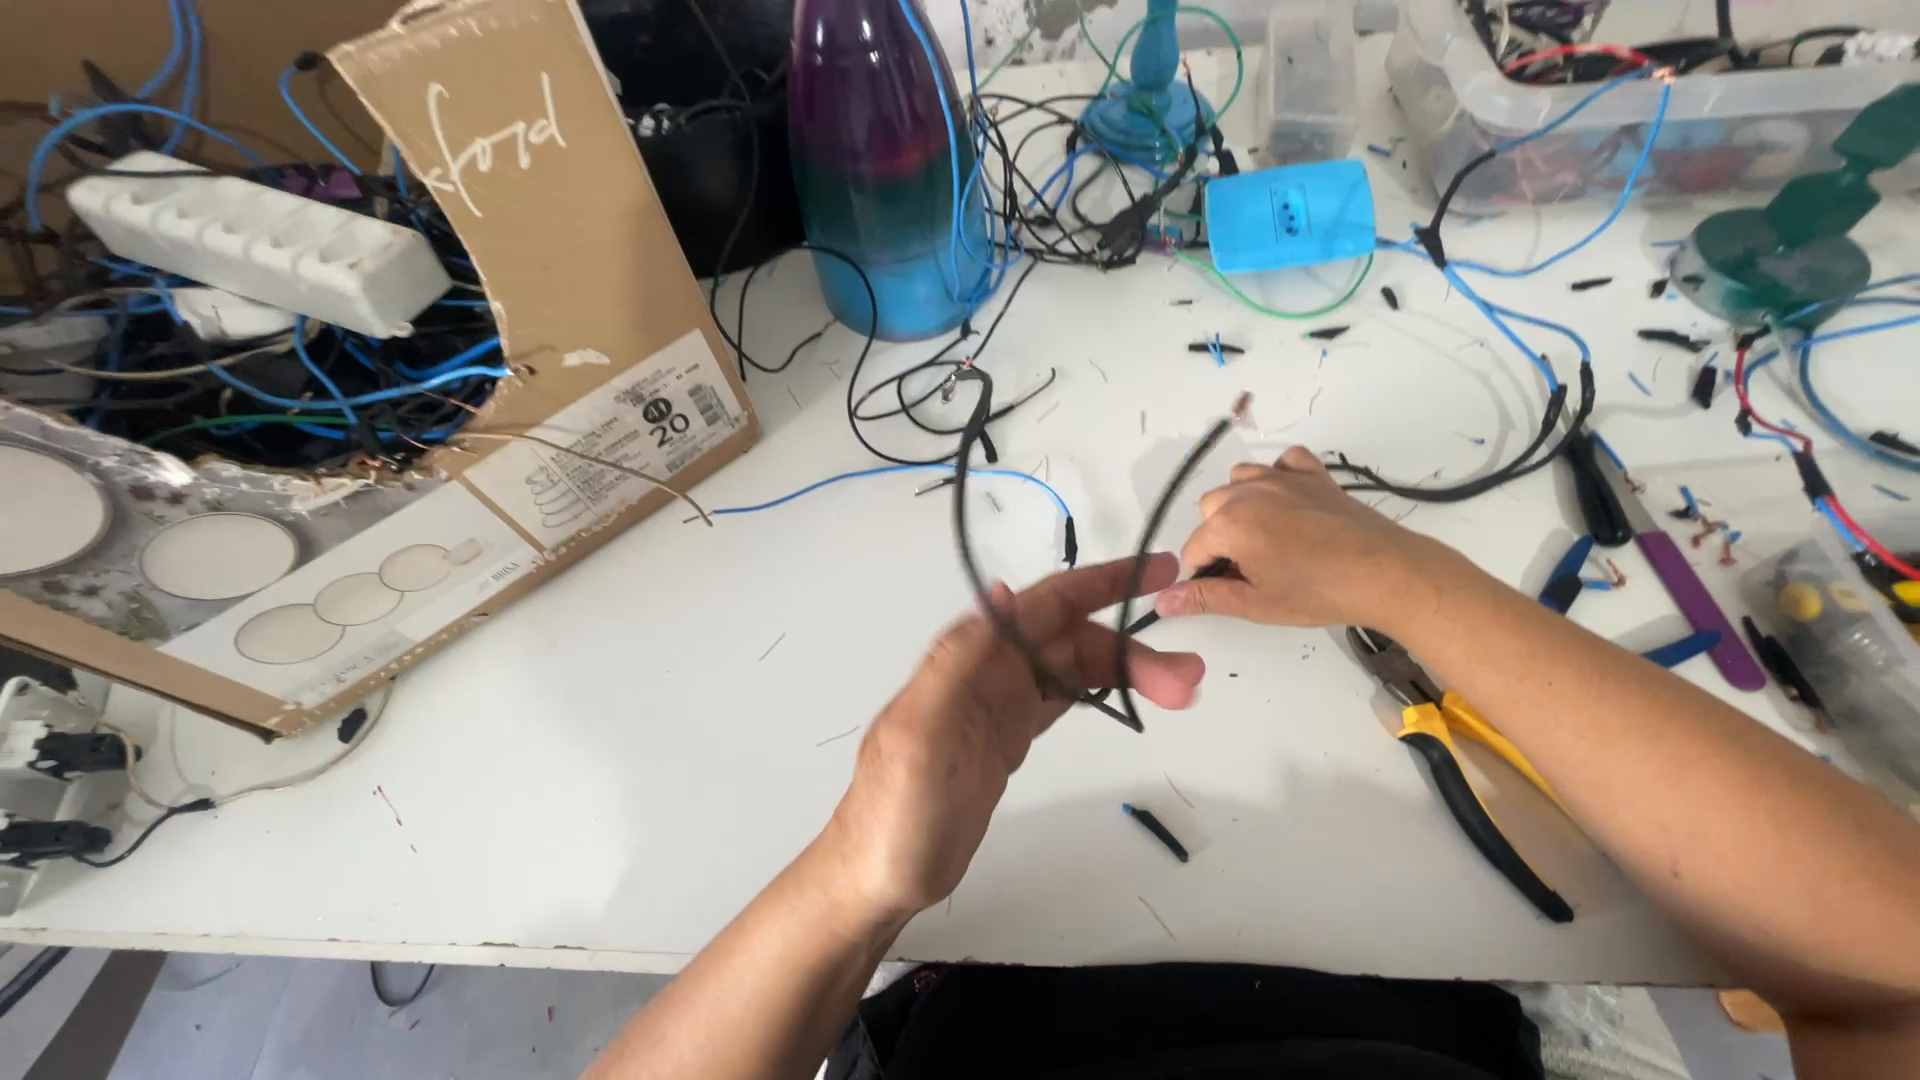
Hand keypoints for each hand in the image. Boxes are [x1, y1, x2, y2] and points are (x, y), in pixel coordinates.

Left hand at [814, 555, 1204, 923]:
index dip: (1101, 583)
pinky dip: (1101, 693)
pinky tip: (1130, 697)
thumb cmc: (897, 809)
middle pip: (1071, 640)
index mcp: (970, 658)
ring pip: (1074, 669)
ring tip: (1180, 692)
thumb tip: (1003, 591)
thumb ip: (958, 659)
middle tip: (1187, 678)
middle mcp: (988, 670)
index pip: (1045, 605)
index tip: (1156, 571)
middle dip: (1130, 649)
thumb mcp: (920, 732)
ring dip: (1124, 673)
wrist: (880, 873)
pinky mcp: (1009, 736)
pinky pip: (1063, 698)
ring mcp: (1000, 703)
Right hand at [1153, 446, 1452, 629]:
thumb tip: (1162, 601)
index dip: (1202, 574)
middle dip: (1218, 537)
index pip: (1193, 548)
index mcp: (1229, 524)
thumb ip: (1204, 597)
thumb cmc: (1317, 592)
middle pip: (1210, 509)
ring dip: (1240, 505)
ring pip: (1239, 480)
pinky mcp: (1313, 476)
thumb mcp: (1255, 603)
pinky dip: (1278, 477)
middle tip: (1247, 568)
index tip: (1226, 589)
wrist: (1385, 574)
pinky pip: (1284, 462)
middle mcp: (1248, 493)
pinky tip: (1287, 503)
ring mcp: (1282, 478)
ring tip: (1262, 537)